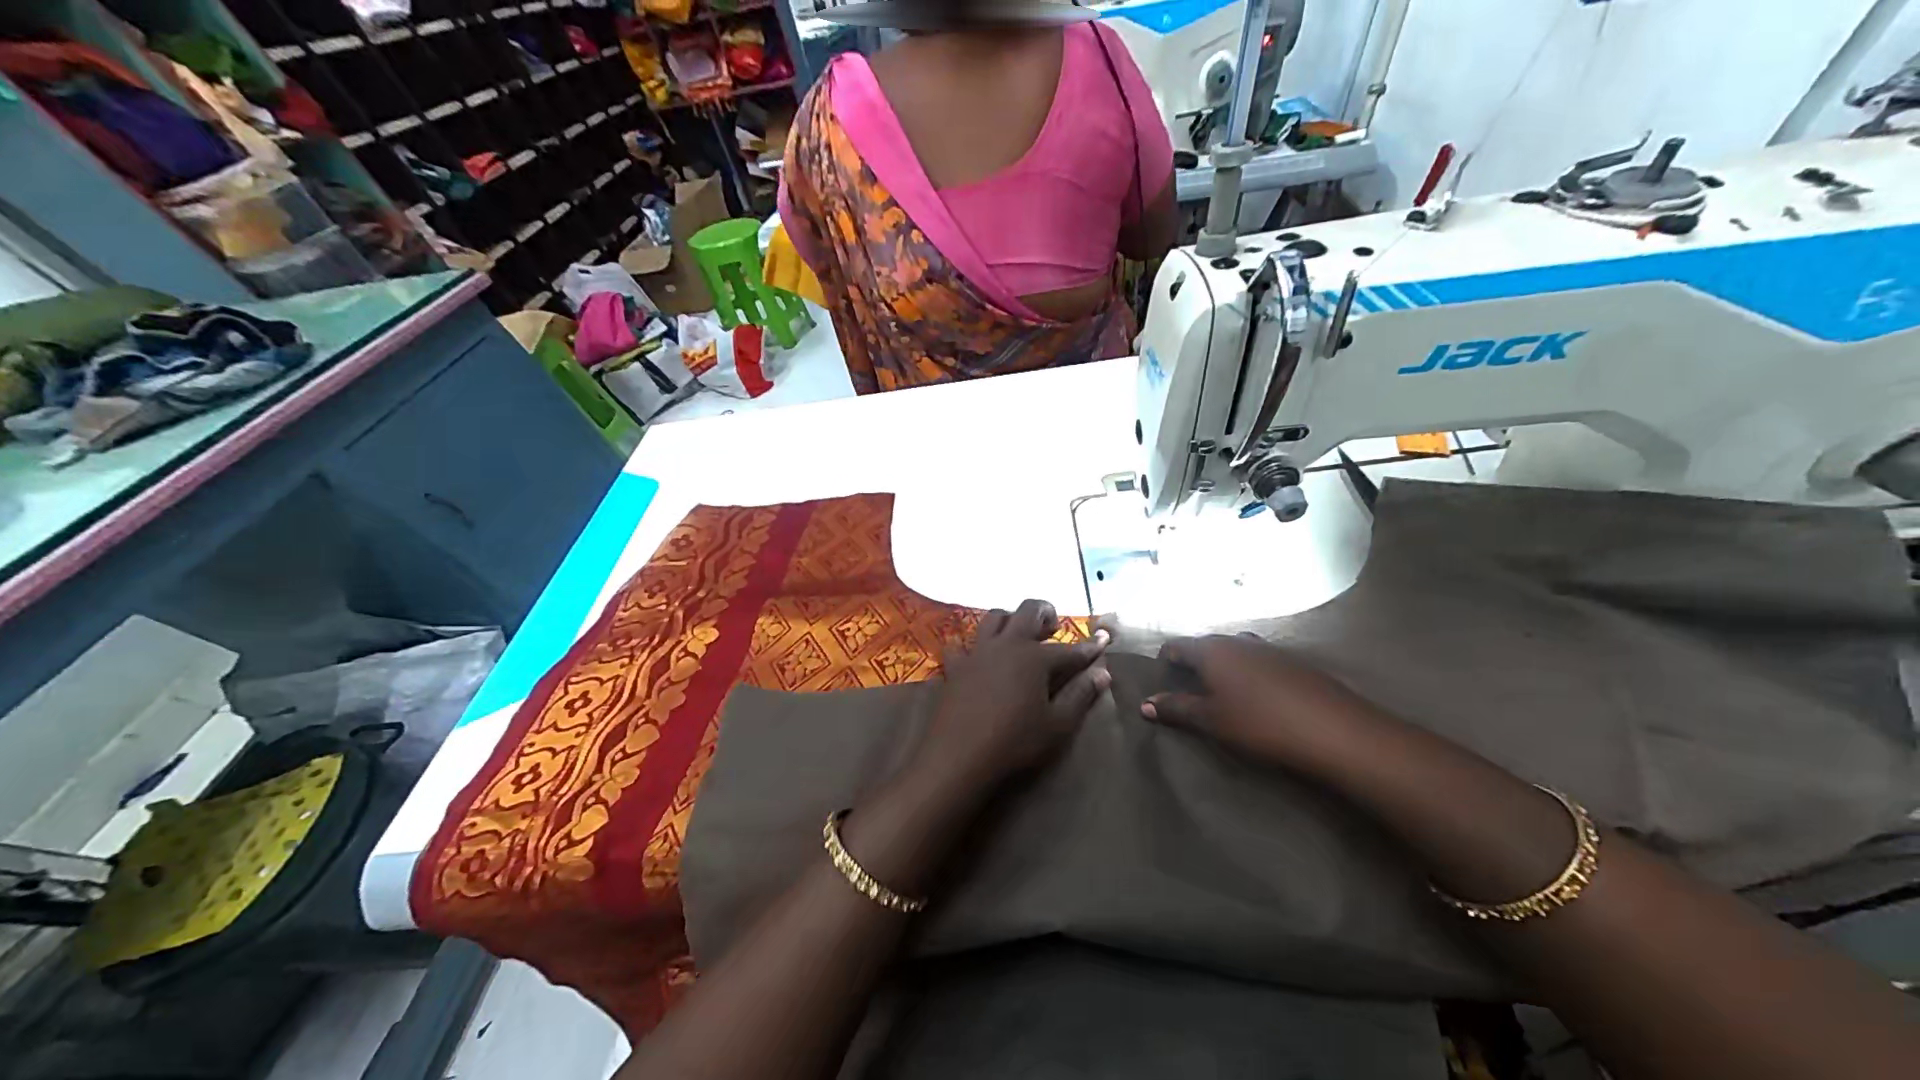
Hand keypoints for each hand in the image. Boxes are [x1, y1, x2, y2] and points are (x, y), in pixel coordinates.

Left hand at [912, 599, 1110, 791]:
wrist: (959, 754)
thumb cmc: (1015, 741)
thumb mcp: (1057, 724)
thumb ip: (1080, 695)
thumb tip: (1102, 673)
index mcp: (1035, 658)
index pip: (1070, 649)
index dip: (1090, 646)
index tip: (1103, 639)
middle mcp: (1007, 645)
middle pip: (1027, 611)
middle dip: (1045, 612)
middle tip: (1053, 625)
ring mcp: (978, 652)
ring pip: (994, 618)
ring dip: (1010, 619)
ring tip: (1018, 634)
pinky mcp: (955, 666)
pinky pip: (961, 645)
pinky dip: (970, 646)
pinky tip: (976, 656)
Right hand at [1140, 634, 1375, 770]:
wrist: (1333, 730)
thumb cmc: (1260, 723)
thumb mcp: (1212, 720)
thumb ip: (1177, 709)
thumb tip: (1144, 704)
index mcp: (1212, 650)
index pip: (1177, 645)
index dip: (1165, 660)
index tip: (1161, 681)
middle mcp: (1238, 640)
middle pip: (1205, 645)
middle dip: (1192, 663)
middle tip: (1187, 690)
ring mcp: (1269, 648)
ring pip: (1234, 651)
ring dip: (1222, 667)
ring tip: (1220, 694)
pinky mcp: (1294, 662)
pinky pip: (1258, 660)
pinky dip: (1247, 673)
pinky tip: (1255, 697)